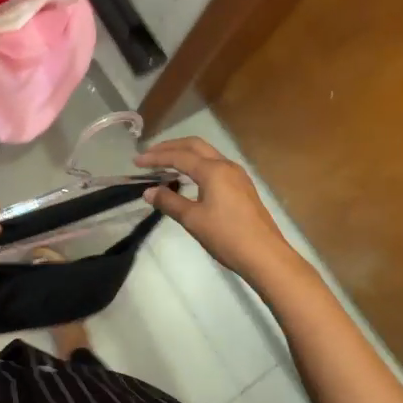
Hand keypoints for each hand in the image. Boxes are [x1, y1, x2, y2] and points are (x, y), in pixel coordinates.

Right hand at [136, 137, 296, 280]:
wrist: (266, 256)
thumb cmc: (227, 236)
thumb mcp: (193, 220)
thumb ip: (169, 202)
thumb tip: (149, 191)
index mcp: (213, 170)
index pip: (179, 156)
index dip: (156, 157)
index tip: (136, 161)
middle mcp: (226, 165)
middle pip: (194, 146)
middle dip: (170, 147)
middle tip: (149, 155)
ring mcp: (237, 176)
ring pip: (207, 154)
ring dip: (185, 155)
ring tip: (165, 165)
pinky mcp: (243, 187)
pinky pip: (215, 166)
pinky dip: (197, 165)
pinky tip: (189, 179)